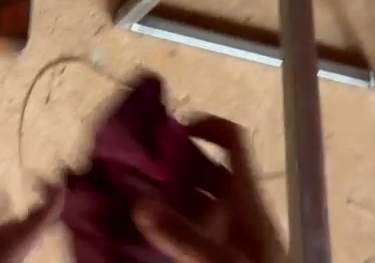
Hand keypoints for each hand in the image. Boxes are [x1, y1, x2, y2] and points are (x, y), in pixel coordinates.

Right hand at [133, 117, 287, 262]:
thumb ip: (184, 235)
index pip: (232, 141)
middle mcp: (238, 210)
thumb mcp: (223, 261)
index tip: (170, 131)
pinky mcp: (216, 256)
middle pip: (204, 169)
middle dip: (170, 163)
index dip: (205, 125)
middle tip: (132, 166)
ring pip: (193, 202)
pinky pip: (189, 233)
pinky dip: (167, 228)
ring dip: (164, 196)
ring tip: (128, 197)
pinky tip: (141, 235)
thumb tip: (139, 204)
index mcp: (247, 197)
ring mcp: (229, 237)